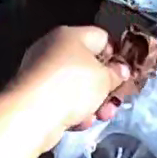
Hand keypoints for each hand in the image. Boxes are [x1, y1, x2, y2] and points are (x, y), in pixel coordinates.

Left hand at [8, 26, 129, 135]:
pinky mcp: (35, 95)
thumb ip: (116, 73)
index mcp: (70, 35)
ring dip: (92, 103)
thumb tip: (121, 69)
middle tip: (114, 103)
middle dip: (105, 87)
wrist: (32, 114)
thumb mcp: (104, 79)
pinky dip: (73, 111)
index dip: (117, 56)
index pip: (102, 37)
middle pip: (89, 65)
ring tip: (99, 116)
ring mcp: (41, 72)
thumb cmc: (71, 87)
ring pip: (76, 86)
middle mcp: (53, 48)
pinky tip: (80, 122)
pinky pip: (61, 100)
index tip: (125, 75)